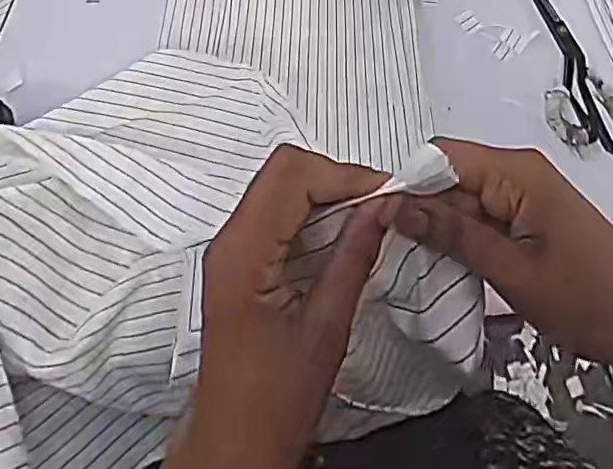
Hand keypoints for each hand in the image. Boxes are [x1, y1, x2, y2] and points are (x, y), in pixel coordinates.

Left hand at [164, 146, 390, 468]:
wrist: (234, 443)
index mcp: (243, 254)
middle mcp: (229, 239)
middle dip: (336, 179)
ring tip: (368, 215)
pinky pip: (279, 208)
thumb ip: (353, 258)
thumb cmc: (271, 402)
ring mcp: (232, 245)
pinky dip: (315, 209)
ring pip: (281, 184)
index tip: (383, 192)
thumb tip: (380, 208)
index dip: (342, 175)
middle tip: (379, 203)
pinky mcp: (241, 254)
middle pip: (283, 171)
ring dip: (327, 191)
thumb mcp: (326, 329)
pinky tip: (342, 232)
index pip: (290, 175)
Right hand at [392, 139, 612, 391]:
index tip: (382, 217)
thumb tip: (398, 206)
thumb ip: (453, 235)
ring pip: (463, 194)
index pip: (442, 155)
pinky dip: (464, 232)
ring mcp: (525, 190)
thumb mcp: (513, 272)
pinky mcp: (529, 210)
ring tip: (421, 259)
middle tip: (397, 247)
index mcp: (517, 171)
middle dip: (423, 206)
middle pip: (450, 173)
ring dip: (443, 224)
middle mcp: (518, 169)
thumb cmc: (589, 301)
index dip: (408, 182)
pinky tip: (453, 260)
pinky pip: (483, 210)